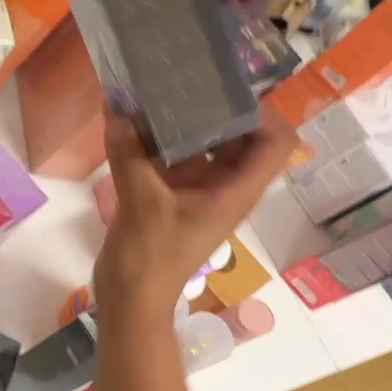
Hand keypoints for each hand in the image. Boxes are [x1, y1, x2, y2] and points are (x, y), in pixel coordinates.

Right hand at [93, 113, 298, 318]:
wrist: (130, 302)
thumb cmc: (149, 260)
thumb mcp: (141, 205)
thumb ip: (130, 157)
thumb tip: (117, 112)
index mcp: (235, 192)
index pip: (274, 141)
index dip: (259, 114)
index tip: (220, 94)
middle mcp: (223, 188)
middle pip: (237, 138)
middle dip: (213, 112)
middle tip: (182, 87)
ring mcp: (197, 195)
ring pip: (201, 149)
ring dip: (180, 127)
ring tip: (153, 101)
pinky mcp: (170, 200)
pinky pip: (172, 164)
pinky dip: (155, 146)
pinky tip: (130, 129)